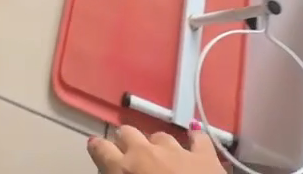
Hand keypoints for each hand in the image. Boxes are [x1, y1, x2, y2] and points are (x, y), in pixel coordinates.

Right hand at [87, 125, 223, 173]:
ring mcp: (177, 151)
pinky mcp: (205, 157)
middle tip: (131, 159)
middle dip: (127, 143)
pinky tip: (194, 139)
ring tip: (162, 159)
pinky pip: (199, 139)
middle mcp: (145, 153)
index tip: (97, 150)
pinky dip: (195, 139)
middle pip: (127, 133)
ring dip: (158, 146)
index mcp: (124, 169)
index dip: (98, 149)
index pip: (100, 149)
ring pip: (160, 136)